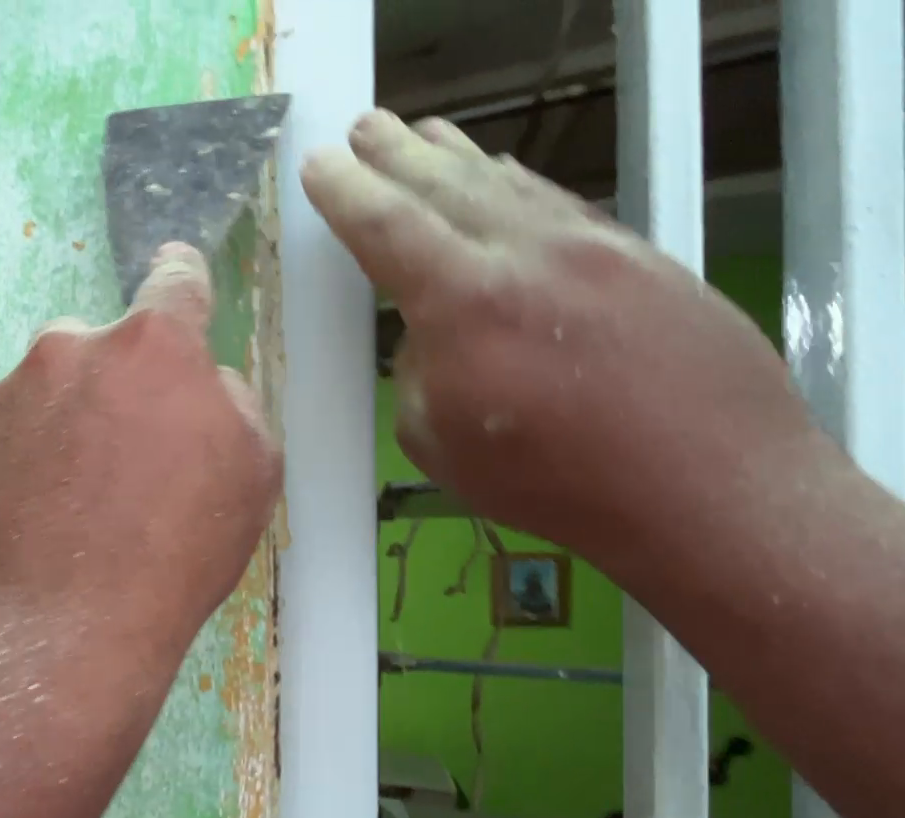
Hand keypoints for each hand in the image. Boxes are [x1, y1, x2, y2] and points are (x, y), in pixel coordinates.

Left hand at [0, 243, 280, 656]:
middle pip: (96, 349)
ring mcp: (1, 399)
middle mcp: (65, 353)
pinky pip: (0, 440)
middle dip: (112, 386)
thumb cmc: (173, 556)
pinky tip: (31, 524)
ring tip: (71, 508)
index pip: (174, 283)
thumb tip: (201, 381)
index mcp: (149, 348)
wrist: (60, 633)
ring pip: (42, 395)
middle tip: (120, 459)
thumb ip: (230, 402)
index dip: (181, 280)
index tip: (174, 274)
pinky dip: (17, 466)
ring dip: (60, 428)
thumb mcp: (251, 474)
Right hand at [301, 110, 816, 563]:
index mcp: (466, 300)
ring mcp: (592, 247)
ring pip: (508, 184)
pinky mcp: (638, 258)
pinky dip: (515, 184)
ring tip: (422, 134)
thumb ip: (418, 371)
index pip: (389, 227)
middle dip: (397, 154)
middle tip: (363, 127)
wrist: (705, 483)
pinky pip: (557, 203)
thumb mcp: (436, 439)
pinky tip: (502, 178)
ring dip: (456, 158)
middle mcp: (529, 253)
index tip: (319, 165)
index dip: (347, 194)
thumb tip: (430, 337)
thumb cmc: (547, 478)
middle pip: (448, 186)